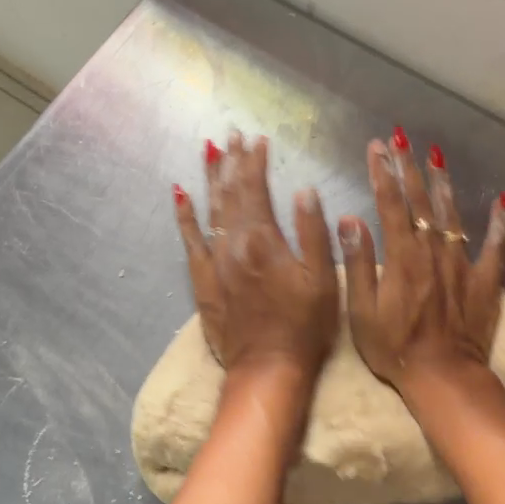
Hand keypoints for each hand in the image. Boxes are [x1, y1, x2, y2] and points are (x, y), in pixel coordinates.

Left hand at [173, 132, 338, 376]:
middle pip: (230, 192)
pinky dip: (185, 215)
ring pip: (210, 209)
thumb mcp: (323, 279)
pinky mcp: (204, 281)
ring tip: (210, 151)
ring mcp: (215, 262)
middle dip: (232, 161)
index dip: (256, 161)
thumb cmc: (305, 326)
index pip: (256, 188)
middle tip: (231, 134)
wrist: (267, 369)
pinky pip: (190, 240)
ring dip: (212, 178)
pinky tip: (181, 195)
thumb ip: (313, 231)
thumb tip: (305, 189)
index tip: (258, 139)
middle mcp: (233, 244)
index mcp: (263, 239)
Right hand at [337, 129, 504, 390]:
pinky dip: (499, 224)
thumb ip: (359, 263)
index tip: (377, 147)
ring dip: (443, 184)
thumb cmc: (394, 349)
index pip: (390, 204)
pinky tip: (502, 201)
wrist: (443, 378)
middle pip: (420, 201)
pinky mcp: (484, 282)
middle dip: (409, 167)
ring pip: (452, 215)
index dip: (382, 173)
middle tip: (402, 138)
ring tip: (437, 155)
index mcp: (401, 257)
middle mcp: (432, 252)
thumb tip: (351, 218)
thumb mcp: (361, 312)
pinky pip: (495, 247)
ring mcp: (461, 265)